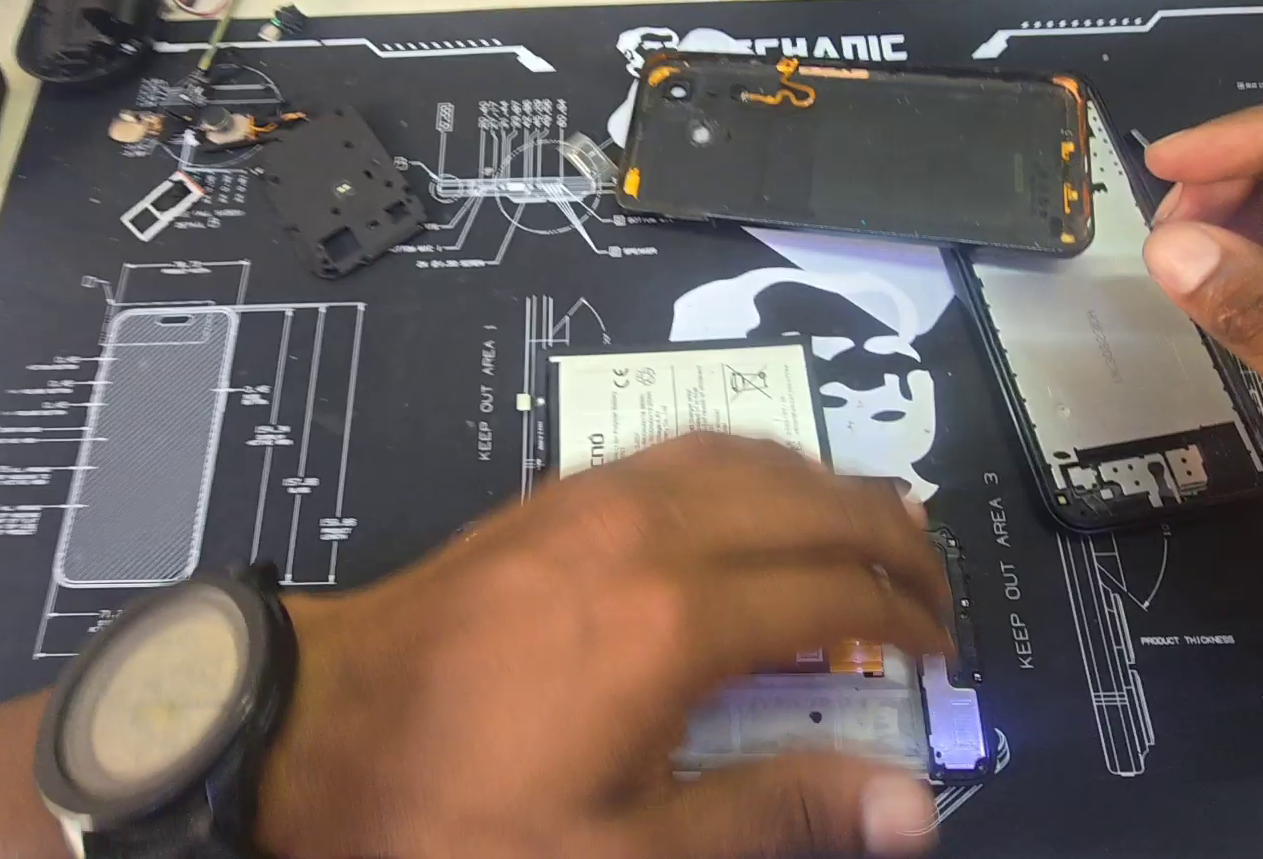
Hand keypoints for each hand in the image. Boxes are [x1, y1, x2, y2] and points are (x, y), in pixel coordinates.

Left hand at [256, 433, 952, 858]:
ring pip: (751, 456)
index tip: (936, 646)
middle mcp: (652, 528)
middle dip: (887, 534)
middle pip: (807, 502)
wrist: (326, 720)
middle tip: (931, 581)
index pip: (830, 592)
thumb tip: (909, 802)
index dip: (902, 615)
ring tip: (871, 522)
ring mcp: (606, 492)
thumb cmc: (464, 807)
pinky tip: (766, 482)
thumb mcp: (621, 852)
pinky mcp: (571, 484)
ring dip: (824, 483)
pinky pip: (687, 443)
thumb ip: (773, 811)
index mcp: (674, 620)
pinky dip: (752, 456)